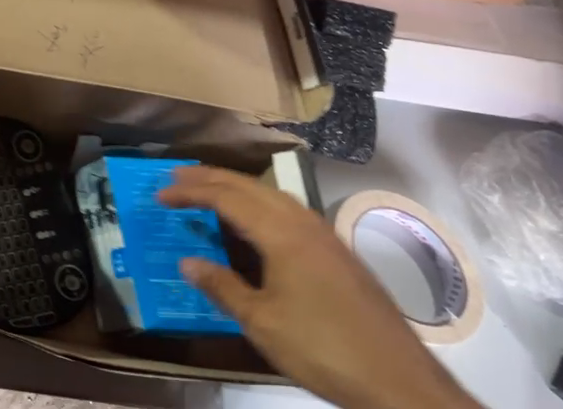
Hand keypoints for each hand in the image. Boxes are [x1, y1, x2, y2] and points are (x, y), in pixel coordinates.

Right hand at [158, 166, 482, 408]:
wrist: (403, 385)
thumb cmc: (324, 349)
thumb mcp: (261, 323)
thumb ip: (222, 287)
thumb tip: (188, 262)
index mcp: (282, 234)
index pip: (226, 198)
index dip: (190, 193)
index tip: (159, 196)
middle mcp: (305, 225)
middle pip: (251, 187)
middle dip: (211, 178)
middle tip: (177, 177)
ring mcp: (328, 239)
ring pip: (275, 196)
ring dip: (239, 188)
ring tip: (212, 190)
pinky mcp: (341, 256)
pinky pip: (291, 212)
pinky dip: (262, 204)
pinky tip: (257, 222)